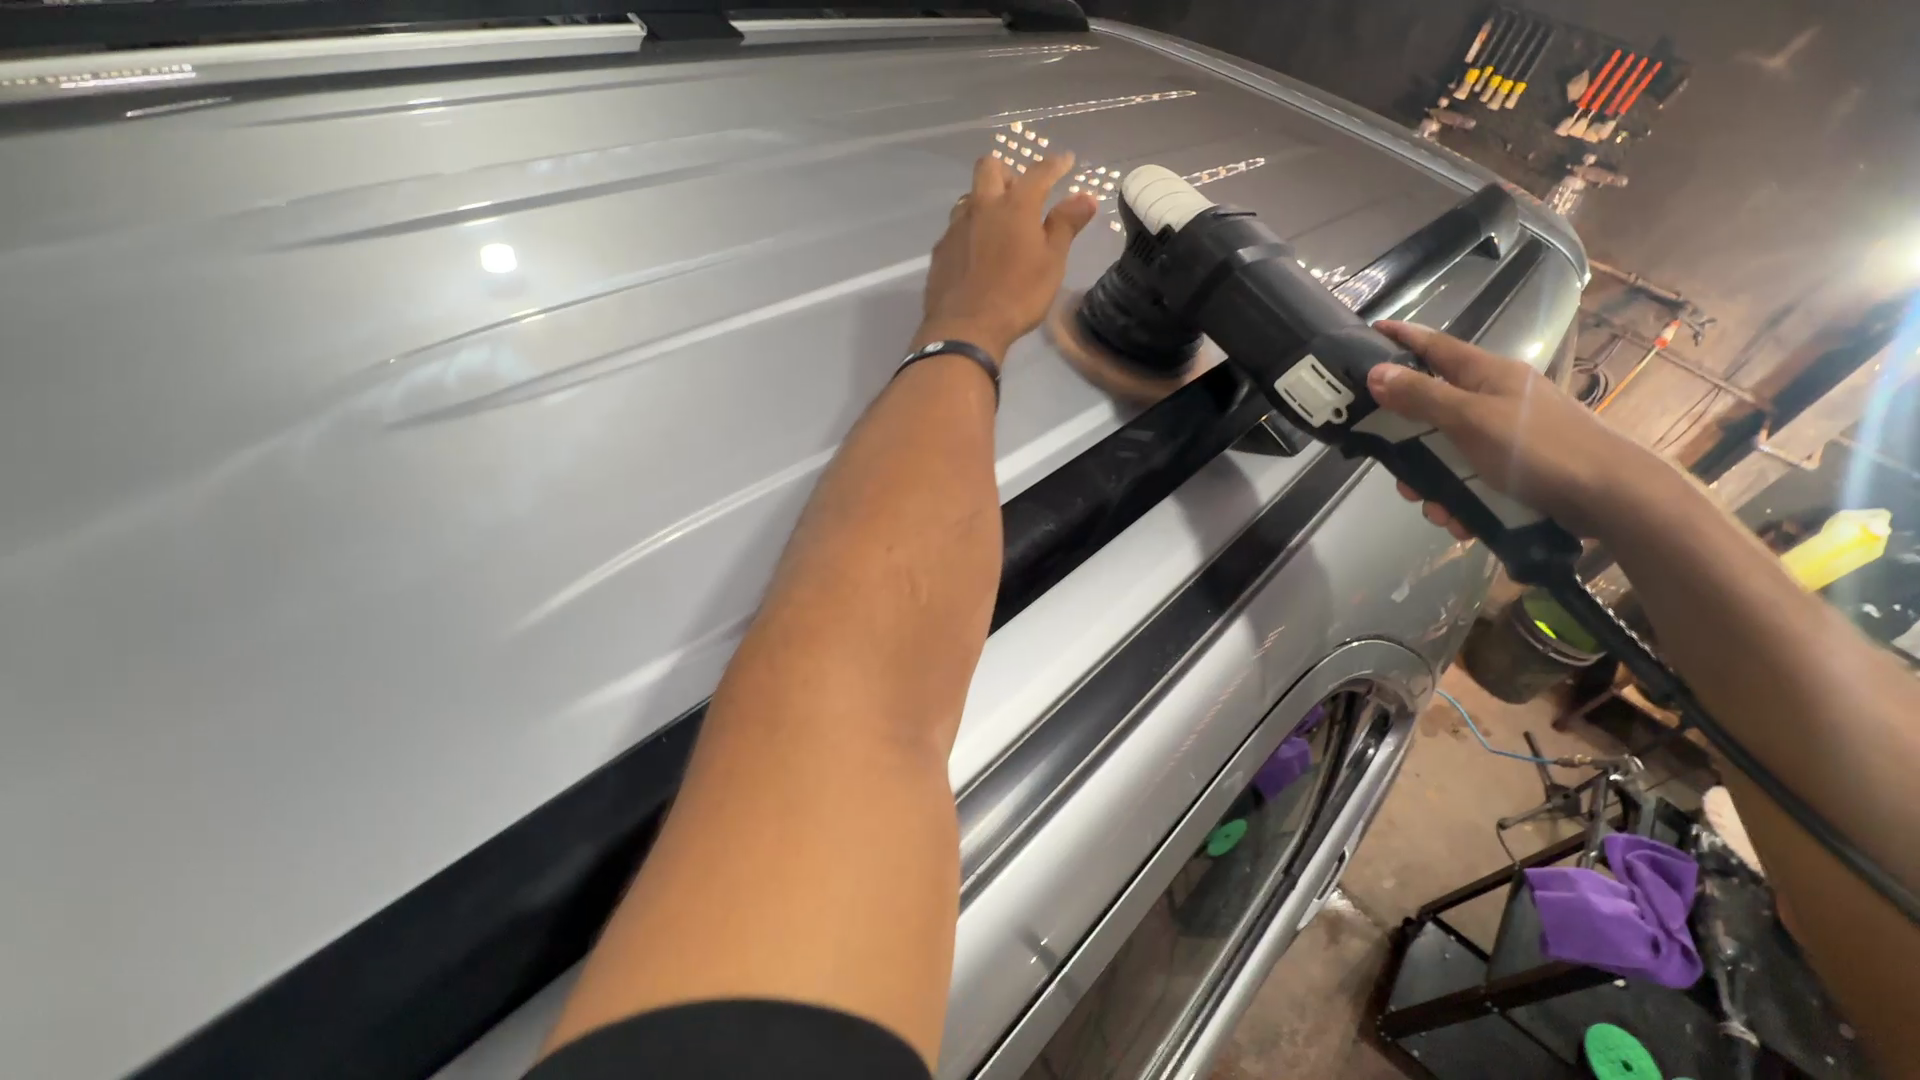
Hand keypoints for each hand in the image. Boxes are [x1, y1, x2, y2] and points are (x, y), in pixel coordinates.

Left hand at [916, 151, 1097, 362]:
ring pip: (968, 198)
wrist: (965, 328)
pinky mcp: (940, 250)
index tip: (1065, 161)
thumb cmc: (1018, 295)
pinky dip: (970, 232)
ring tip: (997, 227)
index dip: (1055, 164)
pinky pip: (955, 229)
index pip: (1039, 173)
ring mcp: (955, 228)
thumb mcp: (1052, 262)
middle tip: (1020, 194)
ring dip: (984, 203)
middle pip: (989, 168)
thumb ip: (1066, 225)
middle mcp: (981, 207)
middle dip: (1007, 172)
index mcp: (1015, 206)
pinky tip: (976, 255)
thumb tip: (1085, 197)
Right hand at [1367, 320, 1667, 538]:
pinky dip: (1459, 502)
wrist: (1612, 495)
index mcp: (1487, 375)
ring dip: (1432, 484)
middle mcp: (1494, 400)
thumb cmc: (1540, 448)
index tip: (1369, 332)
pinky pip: (1470, 482)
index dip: (1401, 338)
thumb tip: (1375, 371)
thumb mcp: (1472, 419)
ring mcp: (1505, 436)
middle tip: (1390, 466)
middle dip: (1405, 443)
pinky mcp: (1514, 470)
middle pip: (1431, 411)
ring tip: (1434, 508)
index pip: (1434, 347)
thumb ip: (1422, 396)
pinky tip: (1461, 520)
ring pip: (1446, 454)